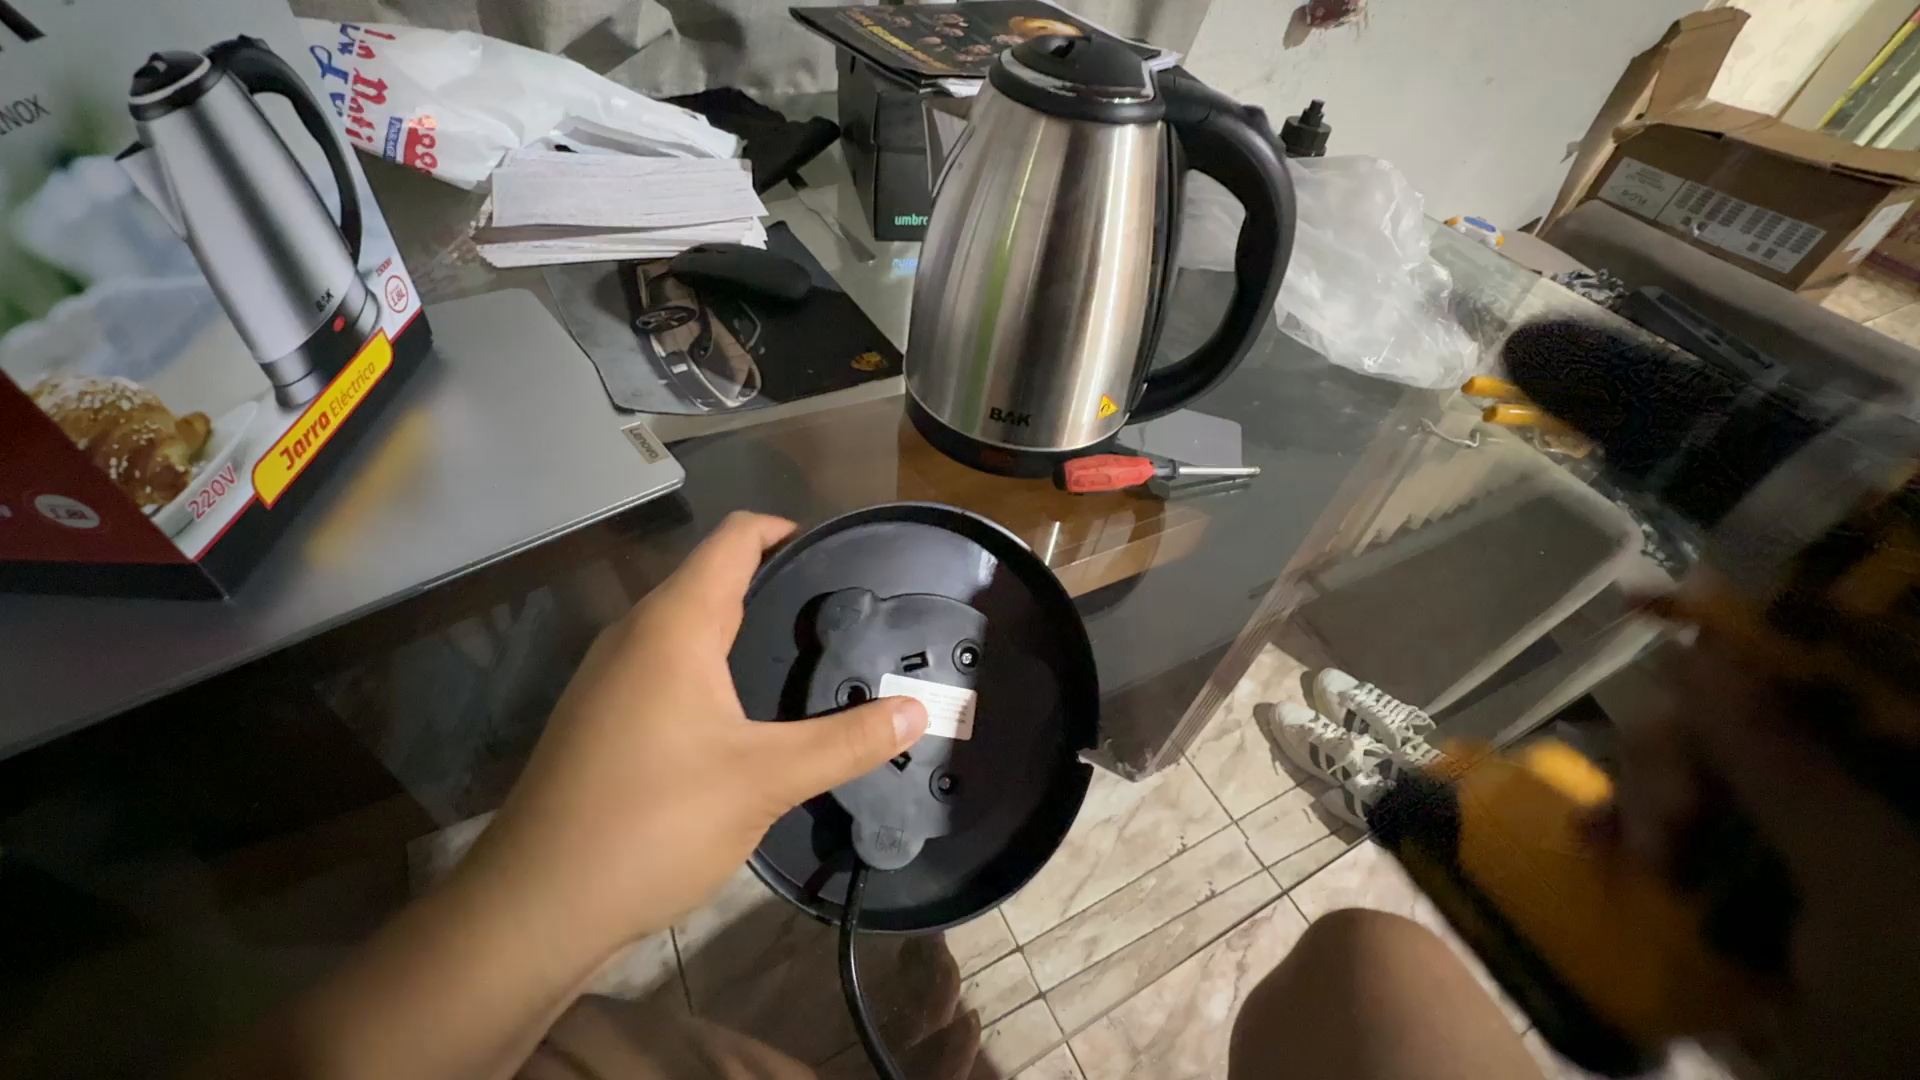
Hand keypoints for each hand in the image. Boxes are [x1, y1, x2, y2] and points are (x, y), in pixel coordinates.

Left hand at [457, 512, 928, 958]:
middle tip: (842, 616)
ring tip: (808, 659)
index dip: (787, 531)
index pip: (735, 538)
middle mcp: (637, 633)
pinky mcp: (604, 714)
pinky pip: (670, 663)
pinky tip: (749, 712)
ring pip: (690, 624)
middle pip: (714, 577)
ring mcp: (612, 675)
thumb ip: (846, 742)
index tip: (840, 555)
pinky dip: (715, 666)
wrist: (535, 906)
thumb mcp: (765, 780)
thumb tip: (918, 712)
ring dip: (745, 628)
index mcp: (674, 624)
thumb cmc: (652, 821)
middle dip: (777, 584)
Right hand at [1615, 630, 1919, 1079]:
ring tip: (1640, 856)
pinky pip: (1677, 820)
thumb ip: (1784, 766)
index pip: (1834, 673)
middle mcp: (1860, 791)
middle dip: (1685, 757)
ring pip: (1702, 769)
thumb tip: (1694, 654)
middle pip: (1751, 718)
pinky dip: (1633, 828)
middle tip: (1670, 819)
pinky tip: (1603, 844)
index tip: (1667, 617)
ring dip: (1651, 802)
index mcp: (1903, 773)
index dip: (1758, 639)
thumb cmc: (1918, 1007)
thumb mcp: (1869, 885)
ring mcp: (1805, 837)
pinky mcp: (1750, 875)